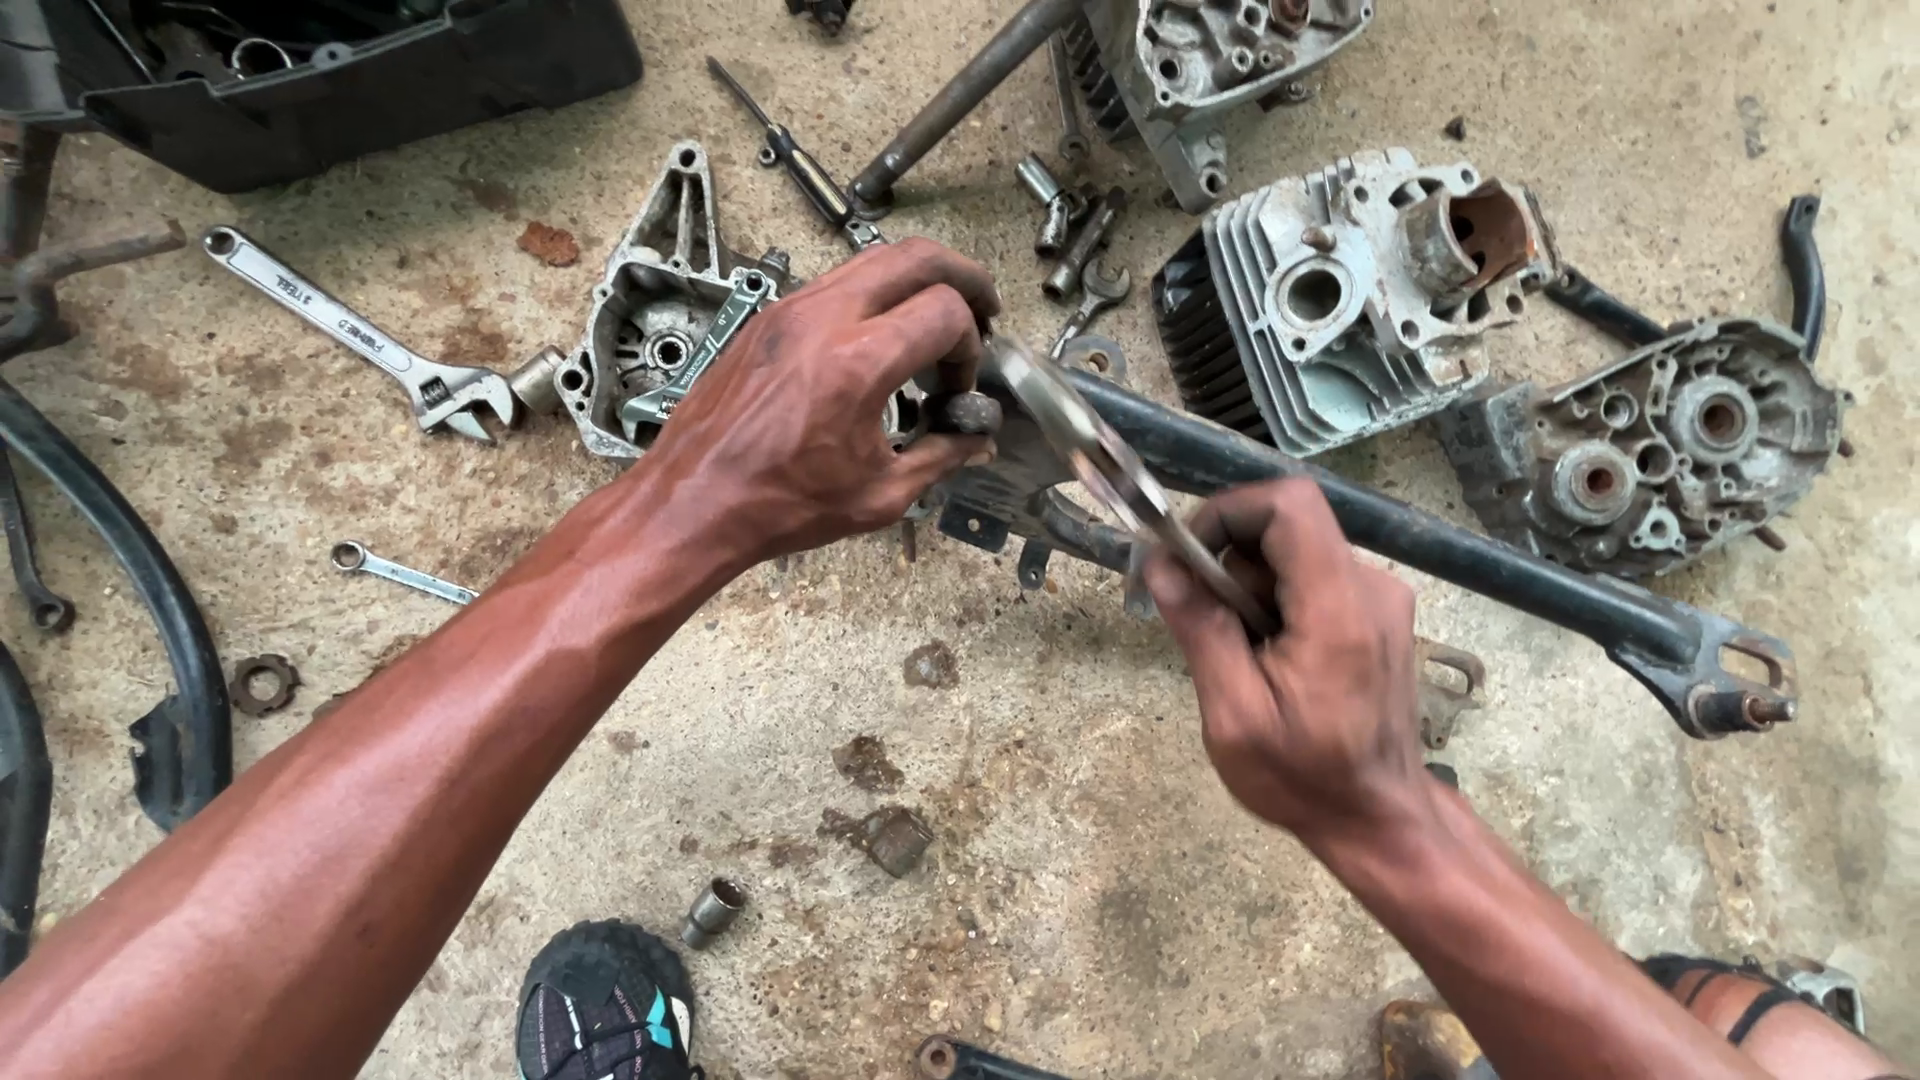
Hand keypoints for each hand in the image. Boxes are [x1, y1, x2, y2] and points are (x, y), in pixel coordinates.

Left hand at [642, 238, 997, 561]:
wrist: (696, 500)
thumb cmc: (782, 504)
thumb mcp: (880, 494)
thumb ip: (940, 457)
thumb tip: (975, 440)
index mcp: (856, 364)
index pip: (944, 312)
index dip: (970, 348)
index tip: (958, 389)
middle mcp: (823, 319)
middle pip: (917, 257)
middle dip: (964, 278)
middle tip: (984, 311)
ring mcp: (790, 310)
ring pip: (874, 259)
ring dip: (918, 282)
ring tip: (936, 323)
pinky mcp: (768, 317)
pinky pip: (836, 282)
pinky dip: (875, 295)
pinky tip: (881, 340)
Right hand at [1143, 478, 1430, 846]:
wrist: (1380, 819)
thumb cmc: (1304, 777)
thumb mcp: (1235, 715)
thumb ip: (1200, 628)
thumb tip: (1158, 562)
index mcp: (1339, 608)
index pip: (1288, 504)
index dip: (1227, 511)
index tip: (1187, 558)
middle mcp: (1371, 585)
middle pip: (1282, 528)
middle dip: (1228, 565)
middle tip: (1208, 626)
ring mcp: (1378, 596)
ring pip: (1288, 553)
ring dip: (1246, 589)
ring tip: (1240, 654)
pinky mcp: (1373, 609)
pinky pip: (1305, 575)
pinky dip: (1270, 601)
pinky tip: (1266, 655)